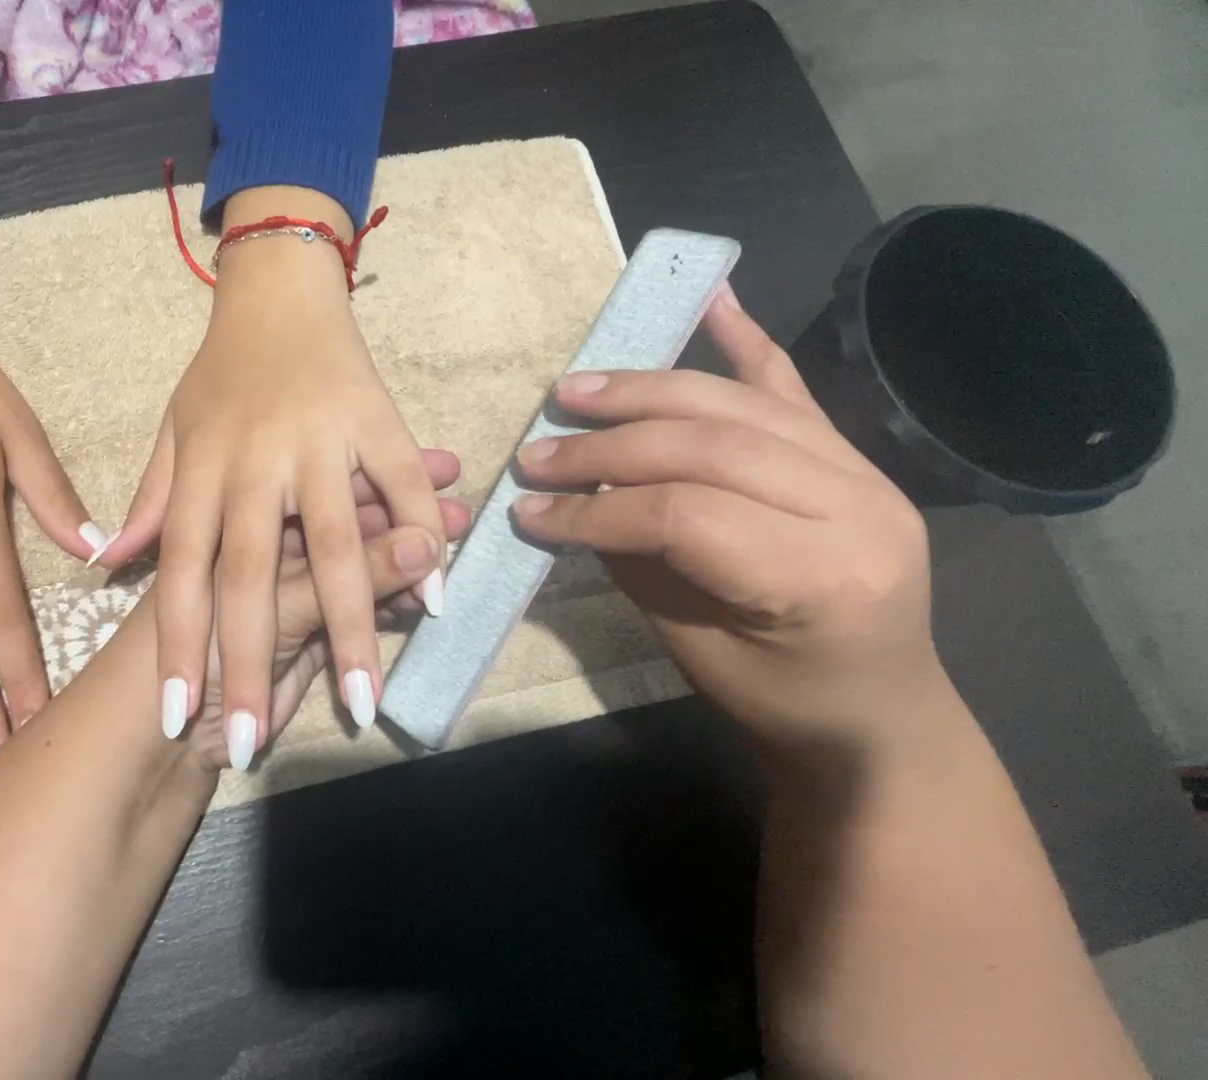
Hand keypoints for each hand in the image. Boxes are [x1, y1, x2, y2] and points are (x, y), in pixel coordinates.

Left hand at [98, 187, 445, 761]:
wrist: (278, 291)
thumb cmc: (222, 372)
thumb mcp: (173, 432)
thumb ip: (147, 501)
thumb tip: (102, 563)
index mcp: (201, 469)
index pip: (182, 572)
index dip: (177, 646)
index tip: (176, 718)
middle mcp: (253, 462)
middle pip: (249, 575)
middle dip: (249, 664)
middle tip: (249, 744)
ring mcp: (317, 442)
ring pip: (333, 546)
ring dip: (348, 628)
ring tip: (359, 704)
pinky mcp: (376, 421)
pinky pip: (403, 488)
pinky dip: (424, 541)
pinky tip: (435, 603)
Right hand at [511, 291, 945, 752]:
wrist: (877, 708)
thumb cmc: (781, 698)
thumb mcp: (695, 646)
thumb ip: (641, 560)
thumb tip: (575, 499)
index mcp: (819, 574)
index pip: (684, 514)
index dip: (595, 507)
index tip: (530, 510)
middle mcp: (855, 506)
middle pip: (710, 445)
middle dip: (609, 445)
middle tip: (539, 453)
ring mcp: (864, 471)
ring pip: (739, 406)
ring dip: (647, 391)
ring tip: (576, 390)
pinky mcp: (855, 456)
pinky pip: (792, 390)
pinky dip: (746, 340)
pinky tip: (713, 297)